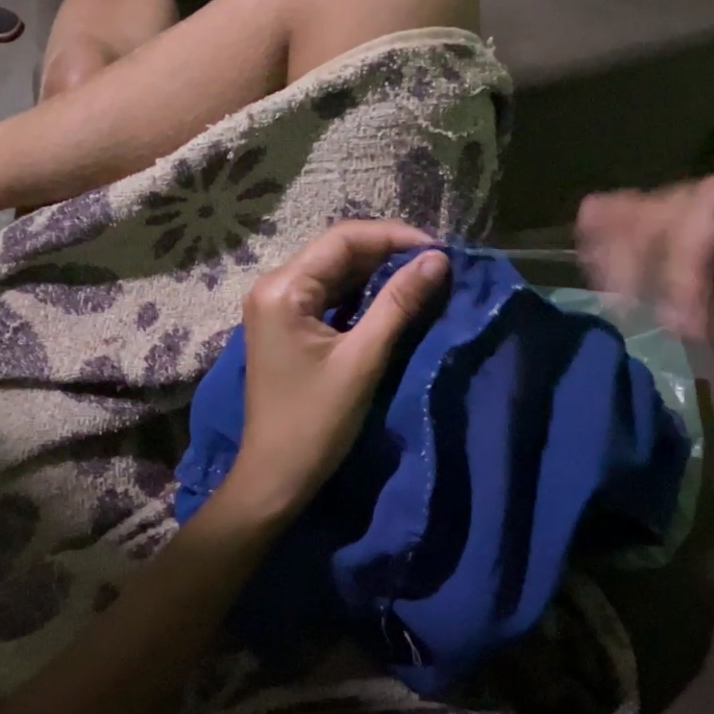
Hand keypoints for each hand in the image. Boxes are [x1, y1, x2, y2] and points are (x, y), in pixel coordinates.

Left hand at [221, 220, 450, 521]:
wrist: (275, 476)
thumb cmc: (315, 421)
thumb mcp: (362, 359)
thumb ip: (399, 303)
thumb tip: (438, 260)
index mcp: (283, 288)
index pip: (343, 239)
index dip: (394, 236)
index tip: (439, 250)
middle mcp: (274, 286)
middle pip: (338, 251)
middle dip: (389, 252)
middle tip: (437, 264)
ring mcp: (278, 305)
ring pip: (336, 271)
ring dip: (379, 272)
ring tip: (425, 277)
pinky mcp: (287, 324)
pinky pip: (329, 294)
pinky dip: (362, 293)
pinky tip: (395, 298)